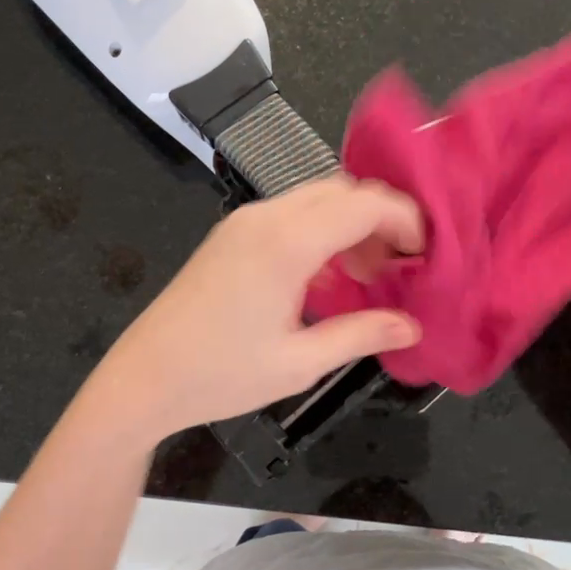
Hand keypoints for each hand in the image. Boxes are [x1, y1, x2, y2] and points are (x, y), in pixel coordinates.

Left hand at [74, 176, 424, 445]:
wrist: (143, 378)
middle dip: (382, 219)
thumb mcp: (299, 362)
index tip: (427, 254)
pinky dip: (322, 231)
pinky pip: (291, 215)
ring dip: (351, 224)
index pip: (364, 204)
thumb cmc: (221, 375)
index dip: (405, 220)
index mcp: (285, 242)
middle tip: (403, 265)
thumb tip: (412, 327)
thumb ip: (360, 335)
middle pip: (342, 191)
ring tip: (371, 274)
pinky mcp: (231, 235)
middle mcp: (265, 217)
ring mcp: (243, 222)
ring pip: (316, 199)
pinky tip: (330, 276)